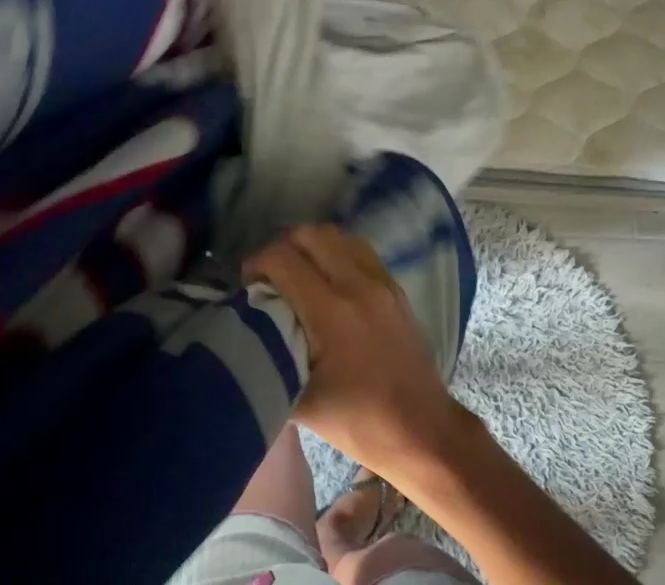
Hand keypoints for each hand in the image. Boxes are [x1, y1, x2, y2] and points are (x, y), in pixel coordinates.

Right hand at [243, 224, 475, 477]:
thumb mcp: (299, 400)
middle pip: (310, 234)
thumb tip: (242, 328)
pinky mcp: (396, 287)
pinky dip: (335, 251)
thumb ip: (268, 357)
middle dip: (280, 246)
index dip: (255, 263)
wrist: (422, 430)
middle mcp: (359, 286)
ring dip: (309, 245)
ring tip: (294, 271)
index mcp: (333, 313)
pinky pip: (359, 249)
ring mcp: (382, 282)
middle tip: (267, 275)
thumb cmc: (358, 422)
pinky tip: (324, 278)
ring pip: (337, 235)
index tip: (246, 285)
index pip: (282, 259)